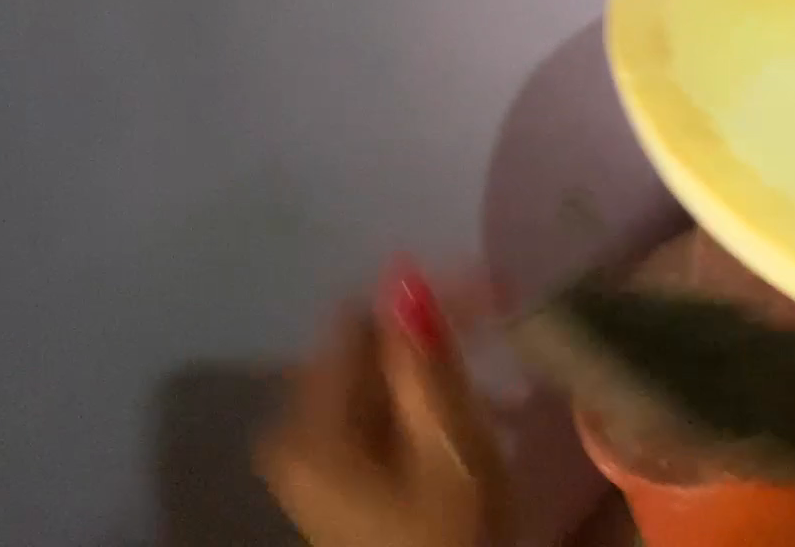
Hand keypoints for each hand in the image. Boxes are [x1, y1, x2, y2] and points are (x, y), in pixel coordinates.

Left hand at [256, 269, 509, 546]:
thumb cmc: (446, 529)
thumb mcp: (447, 440)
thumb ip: (424, 359)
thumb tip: (404, 274)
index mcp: (310, 425)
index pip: (362, 319)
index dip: (428, 296)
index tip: (490, 289)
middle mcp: (296, 430)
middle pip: (366, 345)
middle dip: (435, 324)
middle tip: (499, 313)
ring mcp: (312, 452)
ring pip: (377, 372)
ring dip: (437, 357)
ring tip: (496, 358)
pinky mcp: (337, 468)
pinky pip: (378, 401)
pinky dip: (426, 390)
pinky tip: (472, 399)